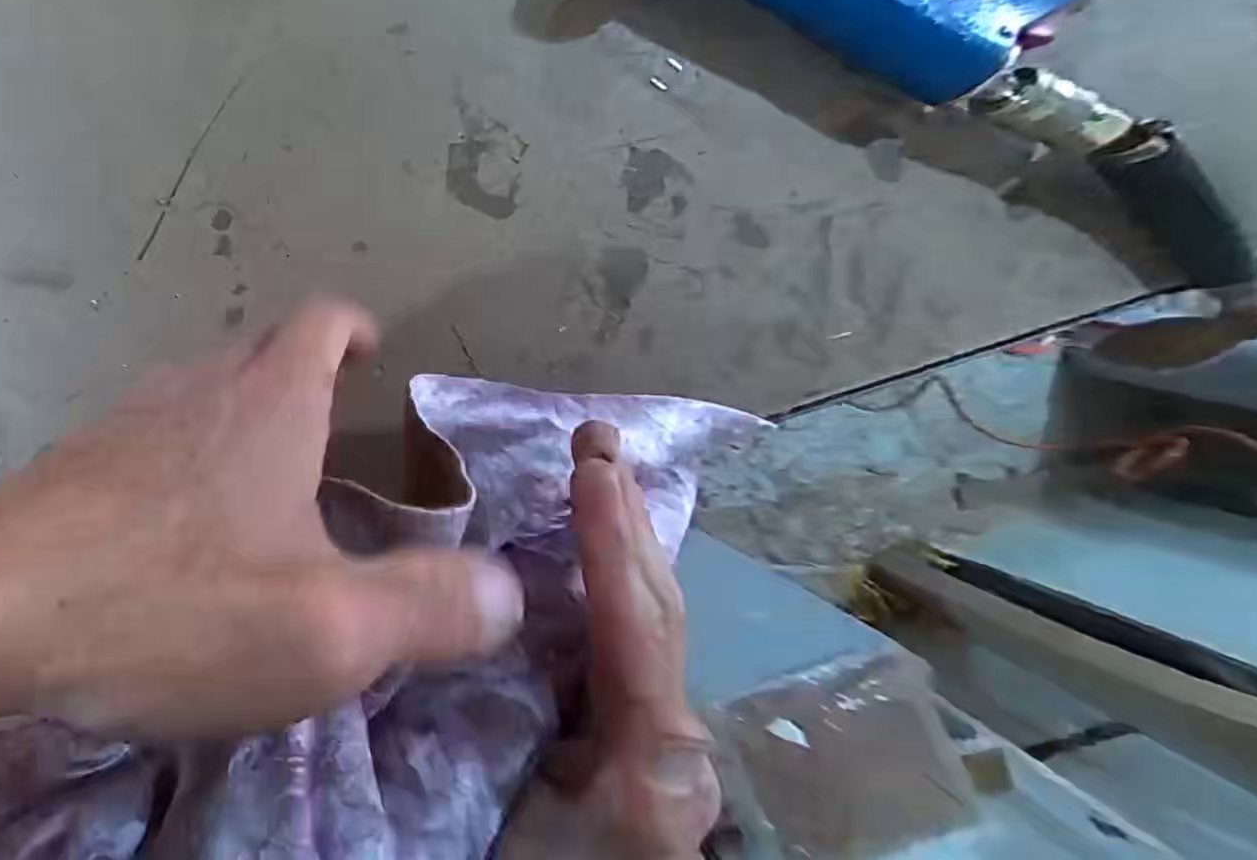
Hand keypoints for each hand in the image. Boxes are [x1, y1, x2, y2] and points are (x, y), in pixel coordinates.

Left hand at [0, 298, 524, 739]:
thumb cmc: (172, 604)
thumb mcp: (326, 627)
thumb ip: (429, 606)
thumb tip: (508, 590)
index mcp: (268, 400)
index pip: (322, 322)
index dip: (354, 328)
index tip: (371, 352)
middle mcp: (199, 384)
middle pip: (262, 346)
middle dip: (301, 370)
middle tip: (325, 424)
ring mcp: (129, 415)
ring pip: (203, 388)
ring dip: (240, 412)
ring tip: (262, 476)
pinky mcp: (78, 457)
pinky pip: (152, 434)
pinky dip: (182, 455)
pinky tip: (176, 522)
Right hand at [549, 422, 720, 857]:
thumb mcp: (599, 825)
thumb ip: (619, 761)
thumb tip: (609, 702)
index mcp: (657, 739)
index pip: (634, 623)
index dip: (611, 546)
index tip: (593, 471)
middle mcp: (665, 710)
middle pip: (652, 595)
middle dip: (628, 511)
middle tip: (598, 436)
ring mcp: (646, 704)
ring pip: (641, 599)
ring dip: (621, 524)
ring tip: (599, 465)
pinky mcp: (619, 705)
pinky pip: (612, 619)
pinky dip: (605, 562)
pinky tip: (590, 531)